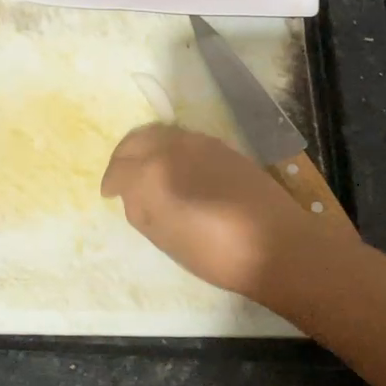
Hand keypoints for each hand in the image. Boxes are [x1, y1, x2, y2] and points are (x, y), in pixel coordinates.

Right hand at [100, 124, 329, 301]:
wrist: (276, 244)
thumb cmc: (215, 252)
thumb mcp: (165, 239)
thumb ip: (140, 209)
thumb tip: (132, 192)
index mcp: (152, 172)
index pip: (119, 167)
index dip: (110, 182)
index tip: (109, 194)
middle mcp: (173, 147)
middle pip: (137, 140)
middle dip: (124, 156)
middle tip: (122, 176)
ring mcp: (200, 143)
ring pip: (161, 134)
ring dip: (147, 148)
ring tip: (147, 170)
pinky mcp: (223, 147)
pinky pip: (184, 139)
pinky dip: (170, 148)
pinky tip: (177, 169)